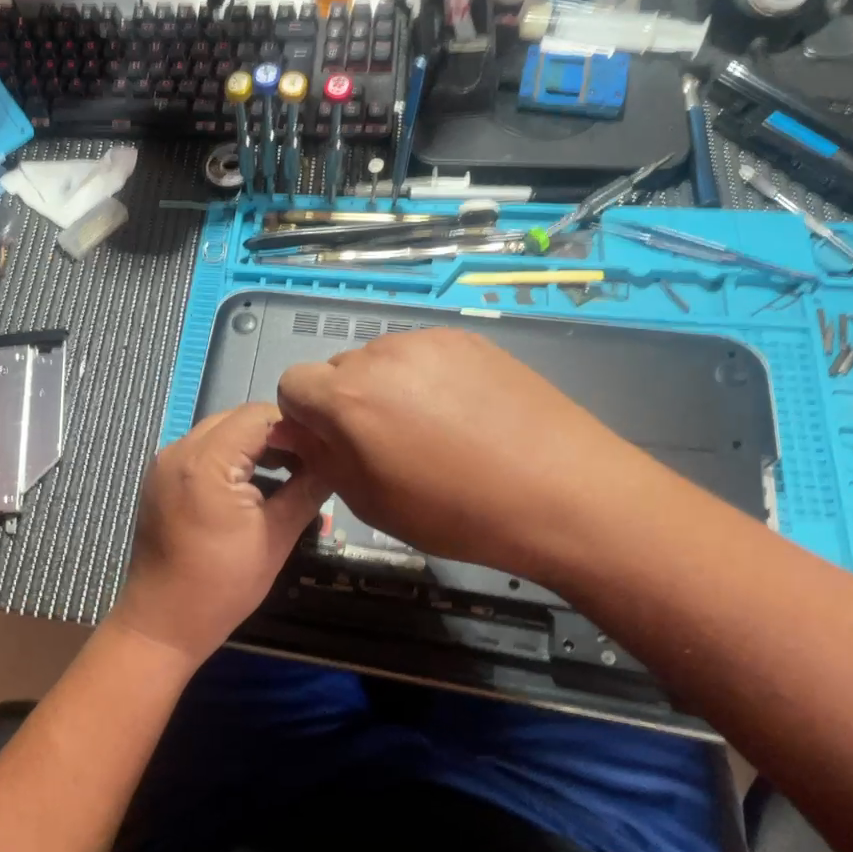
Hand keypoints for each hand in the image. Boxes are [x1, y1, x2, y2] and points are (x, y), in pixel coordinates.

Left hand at [110, 402, 328, 666]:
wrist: (162, 624)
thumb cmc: (222, 585)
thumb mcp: (276, 537)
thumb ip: (307, 489)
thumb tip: (336, 461)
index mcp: (205, 460)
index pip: (258, 416)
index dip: (295, 427)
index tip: (323, 451)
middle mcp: (178, 450)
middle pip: (236, 419)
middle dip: (275, 435)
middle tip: (309, 463)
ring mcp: (164, 463)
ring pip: (218, 433)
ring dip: (252, 446)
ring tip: (287, 474)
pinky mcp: (159, 480)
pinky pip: (200, 452)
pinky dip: (228, 458)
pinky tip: (252, 485)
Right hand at [273, 327, 654, 576]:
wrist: (560, 491)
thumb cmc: (455, 512)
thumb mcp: (371, 501)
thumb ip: (323, 457)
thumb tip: (296, 431)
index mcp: (347, 397)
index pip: (293, 383)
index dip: (305, 417)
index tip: (333, 445)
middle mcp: (381, 355)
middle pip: (339, 369)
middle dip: (347, 401)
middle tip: (387, 444)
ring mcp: (429, 342)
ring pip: (383, 360)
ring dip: (388, 388)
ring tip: (433, 430)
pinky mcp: (470, 339)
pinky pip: (426, 354)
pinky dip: (428, 378)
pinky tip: (464, 414)